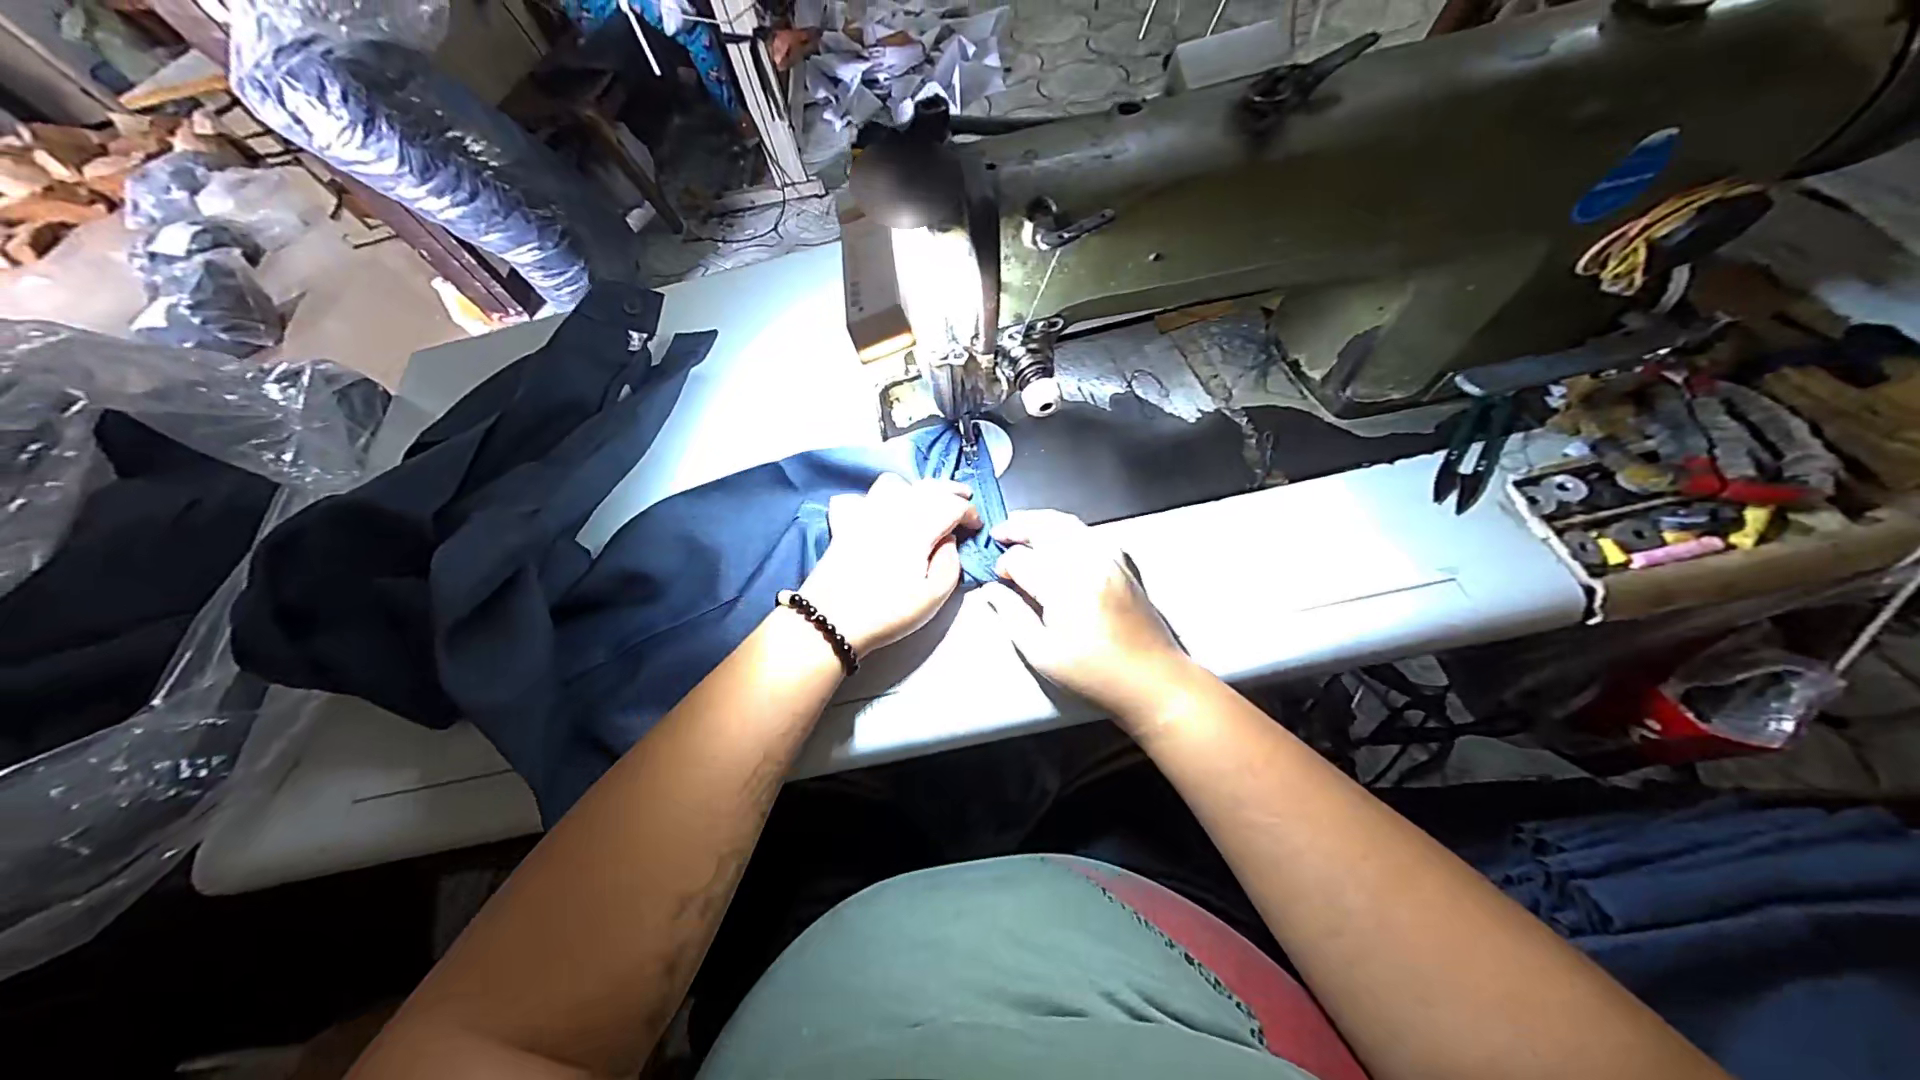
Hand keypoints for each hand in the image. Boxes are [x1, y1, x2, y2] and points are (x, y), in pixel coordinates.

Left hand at [797, 473, 980, 656]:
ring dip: (914, 488)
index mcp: (918, 526)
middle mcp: (892, 510)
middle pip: (926, 486)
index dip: (970, 512)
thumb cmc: (887, 612)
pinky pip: (860, 498)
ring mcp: (865, 513)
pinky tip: (879, 514)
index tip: (975, 526)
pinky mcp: (844, 523)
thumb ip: (951, 562)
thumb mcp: (934, 596)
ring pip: (894, 483)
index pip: (953, 504)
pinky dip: (874, 501)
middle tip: (963, 500)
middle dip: (949, 490)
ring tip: (923, 503)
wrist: (831, 620)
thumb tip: (948, 540)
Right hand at [980, 510, 1195, 722]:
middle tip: (999, 533)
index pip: (1021, 558)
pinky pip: (1090, 532)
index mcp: (1064, 584)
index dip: (1003, 565)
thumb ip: (1012, 615)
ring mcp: (1110, 557)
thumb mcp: (1042, 653)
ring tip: (1022, 528)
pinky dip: (1067, 529)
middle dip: (1018, 527)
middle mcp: (1088, 561)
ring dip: (1041, 523)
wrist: (1152, 678)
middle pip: (1044, 527)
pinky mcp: (1124, 561)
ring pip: (1068, 523)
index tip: (998, 579)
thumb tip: (991, 591)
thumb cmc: (1095, 673)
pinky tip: (1058, 539)